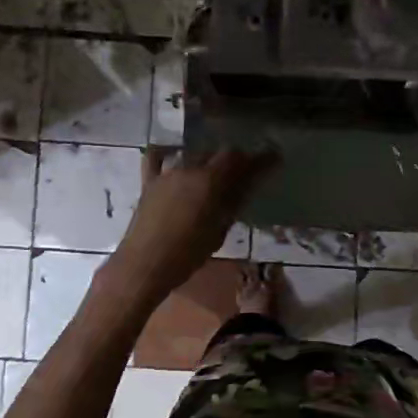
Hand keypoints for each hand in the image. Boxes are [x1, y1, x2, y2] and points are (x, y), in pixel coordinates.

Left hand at [104, 148, 277, 300]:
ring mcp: (166, 173)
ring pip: (191, 155)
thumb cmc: (187, 254)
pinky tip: (173, 158)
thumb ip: (233, 204)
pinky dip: (167, 154)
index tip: (272, 157)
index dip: (258, 158)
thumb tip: (247, 186)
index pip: (238, 158)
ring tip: (212, 174)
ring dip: (205, 160)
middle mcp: (189, 169)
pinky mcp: (148, 182)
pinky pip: (156, 158)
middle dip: (233, 160)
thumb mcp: (219, 231)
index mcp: (209, 181)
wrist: (145, 264)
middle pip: (217, 153)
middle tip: (243, 172)